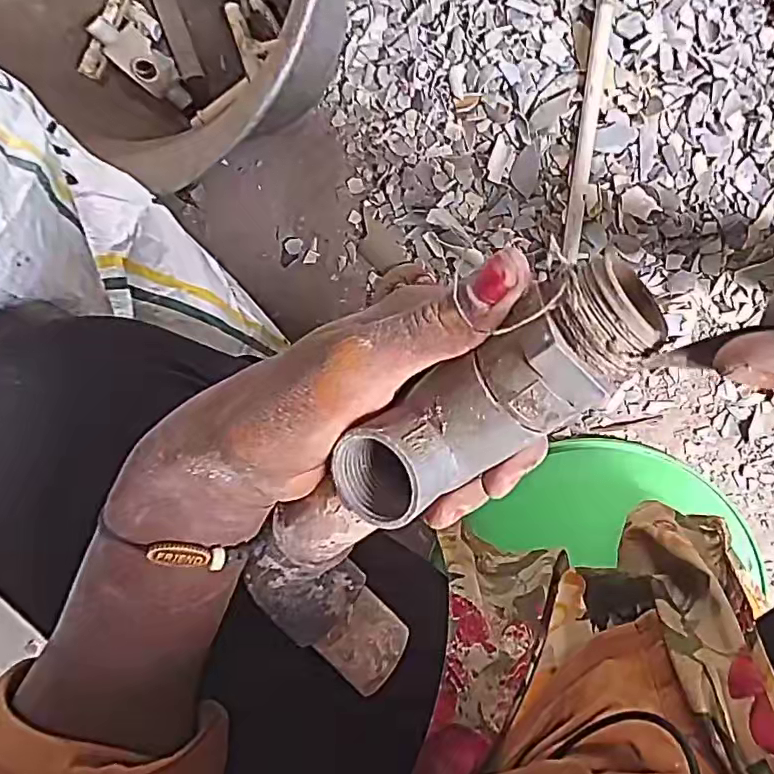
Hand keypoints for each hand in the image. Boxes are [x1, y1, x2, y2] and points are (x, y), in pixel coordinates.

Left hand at [104, 247, 548, 546]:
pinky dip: (464, 484)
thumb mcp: (361, 362)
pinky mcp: (414, 437)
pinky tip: (445, 501)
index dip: (541, 363)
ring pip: (489, 429)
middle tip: (496, 474)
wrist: (232, 472)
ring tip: (460, 498)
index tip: (541, 408)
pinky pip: (460, 458)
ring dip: (488, 469)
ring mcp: (424, 400)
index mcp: (423, 318)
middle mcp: (431, 354)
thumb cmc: (276, 409)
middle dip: (514, 438)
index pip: (510, 321)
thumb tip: (505, 272)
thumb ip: (432, 324)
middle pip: (509, 387)